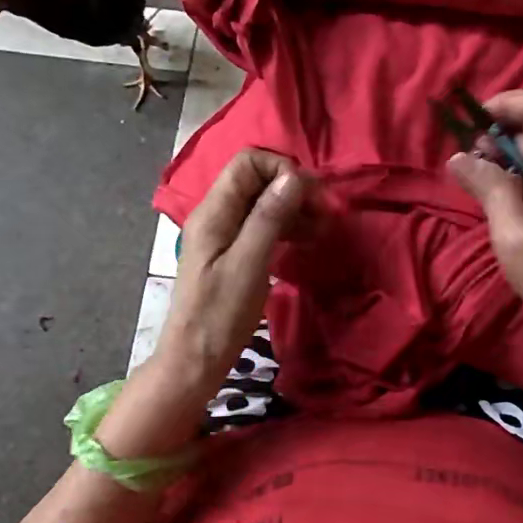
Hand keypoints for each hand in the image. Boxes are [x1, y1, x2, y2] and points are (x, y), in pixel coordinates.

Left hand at [155, 149, 308, 394]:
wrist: (196, 360)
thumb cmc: (220, 316)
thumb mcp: (248, 265)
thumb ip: (268, 218)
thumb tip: (293, 176)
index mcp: (213, 212)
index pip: (248, 162)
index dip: (282, 169)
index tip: (311, 197)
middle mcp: (216, 215)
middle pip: (258, 179)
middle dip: (294, 189)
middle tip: (327, 214)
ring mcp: (224, 234)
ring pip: (263, 203)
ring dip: (295, 209)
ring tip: (323, 230)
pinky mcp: (233, 253)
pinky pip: (263, 226)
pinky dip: (287, 228)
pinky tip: (307, 241)